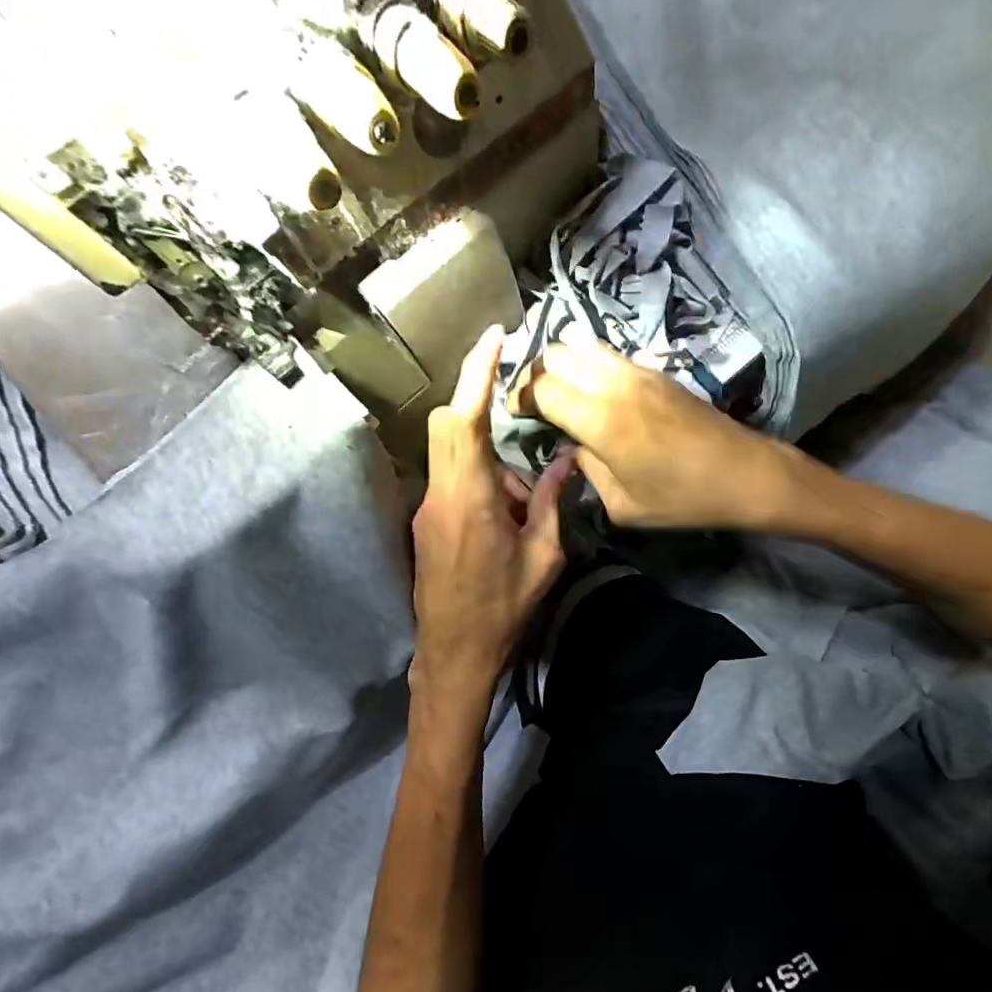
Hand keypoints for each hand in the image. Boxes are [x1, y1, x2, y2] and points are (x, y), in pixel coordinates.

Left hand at [411, 327, 574, 704]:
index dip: (477, 372)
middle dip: (487, 420)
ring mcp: (426, 509)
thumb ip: (551, 502)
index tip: (494, 337)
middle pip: (452, 427)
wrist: (454, 654)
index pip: (465, 418)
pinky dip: (482, 488)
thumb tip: (566, 461)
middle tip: (523, 458)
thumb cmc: (503, 609)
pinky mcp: (425, 523)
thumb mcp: (543, 558)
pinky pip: (452, 483)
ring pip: (456, 457)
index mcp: (468, 498)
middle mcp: (438, 494)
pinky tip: (504, 527)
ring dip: (492, 470)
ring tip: (522, 517)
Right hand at [514, 340, 811, 529]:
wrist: (744, 473)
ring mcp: (638, 371)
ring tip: (562, 392)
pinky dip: (589, 364)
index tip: (518, 414)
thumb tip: (575, 447)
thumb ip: (587, 470)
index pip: (541, 387)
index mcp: (601, 420)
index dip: (521, 397)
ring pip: (582, 345)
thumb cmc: (683, 499)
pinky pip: (609, 354)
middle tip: (536, 401)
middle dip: (536, 373)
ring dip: (563, 363)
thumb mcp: (623, 504)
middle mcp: (615, 384)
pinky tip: (594, 391)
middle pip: (556, 354)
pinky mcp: (657, 370)